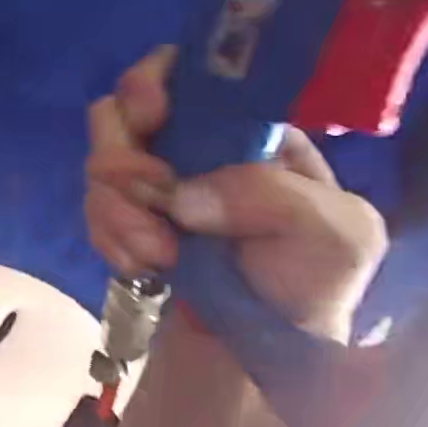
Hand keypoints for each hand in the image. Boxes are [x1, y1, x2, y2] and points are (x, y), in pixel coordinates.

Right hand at [84, 46, 387, 336]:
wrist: (264, 351)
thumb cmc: (314, 283)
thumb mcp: (336, 235)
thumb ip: (273, 197)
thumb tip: (180, 195)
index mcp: (239, 129)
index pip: (178, 74)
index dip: (149, 82)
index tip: (149, 115)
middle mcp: (184, 144)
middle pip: (117, 113)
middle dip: (122, 160)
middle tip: (150, 202)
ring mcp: (146, 180)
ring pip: (97, 163)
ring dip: (118, 211)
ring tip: (158, 255)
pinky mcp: (120, 215)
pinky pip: (90, 208)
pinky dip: (109, 236)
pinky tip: (141, 266)